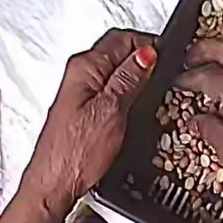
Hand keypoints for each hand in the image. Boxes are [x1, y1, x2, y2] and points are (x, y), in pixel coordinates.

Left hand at [19, 29, 158, 214]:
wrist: (54, 183)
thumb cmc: (75, 153)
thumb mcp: (112, 111)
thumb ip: (129, 79)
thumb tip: (146, 54)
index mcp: (85, 67)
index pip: (122, 39)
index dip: (148, 43)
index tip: (168, 56)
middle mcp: (79, 76)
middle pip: (117, 51)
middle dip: (143, 55)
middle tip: (166, 67)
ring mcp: (80, 94)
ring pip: (113, 72)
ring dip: (135, 74)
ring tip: (155, 83)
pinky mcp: (83, 112)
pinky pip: (109, 91)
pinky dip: (126, 92)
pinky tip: (136, 103)